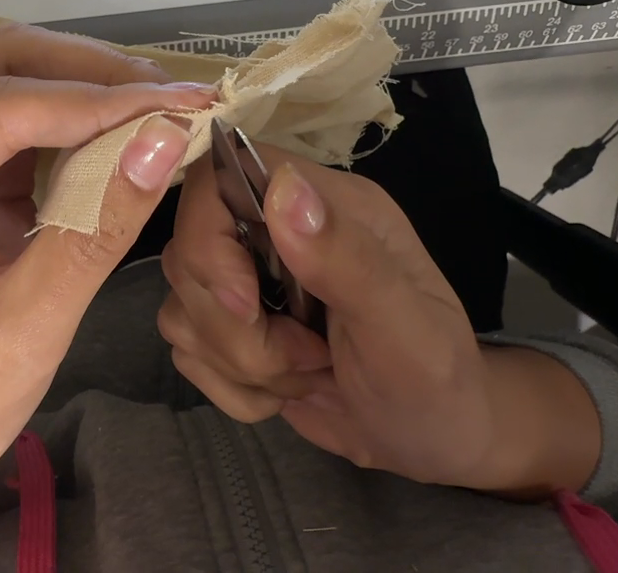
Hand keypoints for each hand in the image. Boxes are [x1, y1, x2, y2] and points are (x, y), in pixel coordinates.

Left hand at [0, 24, 210, 568]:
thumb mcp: (30, 327)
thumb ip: (95, 229)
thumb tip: (166, 137)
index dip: (87, 101)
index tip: (174, 106)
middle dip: (88, 71)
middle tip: (172, 96)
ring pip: (8, 74)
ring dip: (87, 81)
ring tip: (161, 105)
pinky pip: (19, 113)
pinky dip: (77, 112)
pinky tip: (126, 126)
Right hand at [156, 149, 600, 497]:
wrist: (431, 442)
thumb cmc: (436, 381)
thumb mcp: (407, 329)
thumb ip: (347, 259)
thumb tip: (284, 188)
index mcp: (324, 202)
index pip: (221, 176)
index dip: (209, 237)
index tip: (245, 304)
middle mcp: (275, 227)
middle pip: (188, 248)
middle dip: (234, 327)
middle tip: (304, 357)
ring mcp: (247, 274)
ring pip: (181, 303)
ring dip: (238, 361)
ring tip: (304, 374)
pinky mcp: (228, 323)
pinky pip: (186, 347)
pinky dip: (230, 386)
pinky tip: (283, 392)